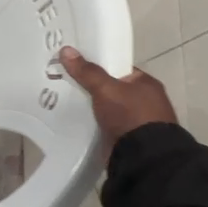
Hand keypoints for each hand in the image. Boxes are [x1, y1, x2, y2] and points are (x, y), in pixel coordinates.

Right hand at [59, 46, 176, 148]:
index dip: (97, 65)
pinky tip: (73, 118)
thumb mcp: (106, 89)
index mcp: (146, 84)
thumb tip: (65, 50)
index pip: (118, 68)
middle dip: (90, 86)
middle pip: (110, 88)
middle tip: (63, 81)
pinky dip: (92, 121)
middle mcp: (144, 100)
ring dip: (90, 106)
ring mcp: (135, 120)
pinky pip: (104, 123)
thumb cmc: (130, 115)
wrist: (143, 156)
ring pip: (106, 107)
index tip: (74, 64)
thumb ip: (87, 72)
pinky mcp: (125, 137)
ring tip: (62, 99)